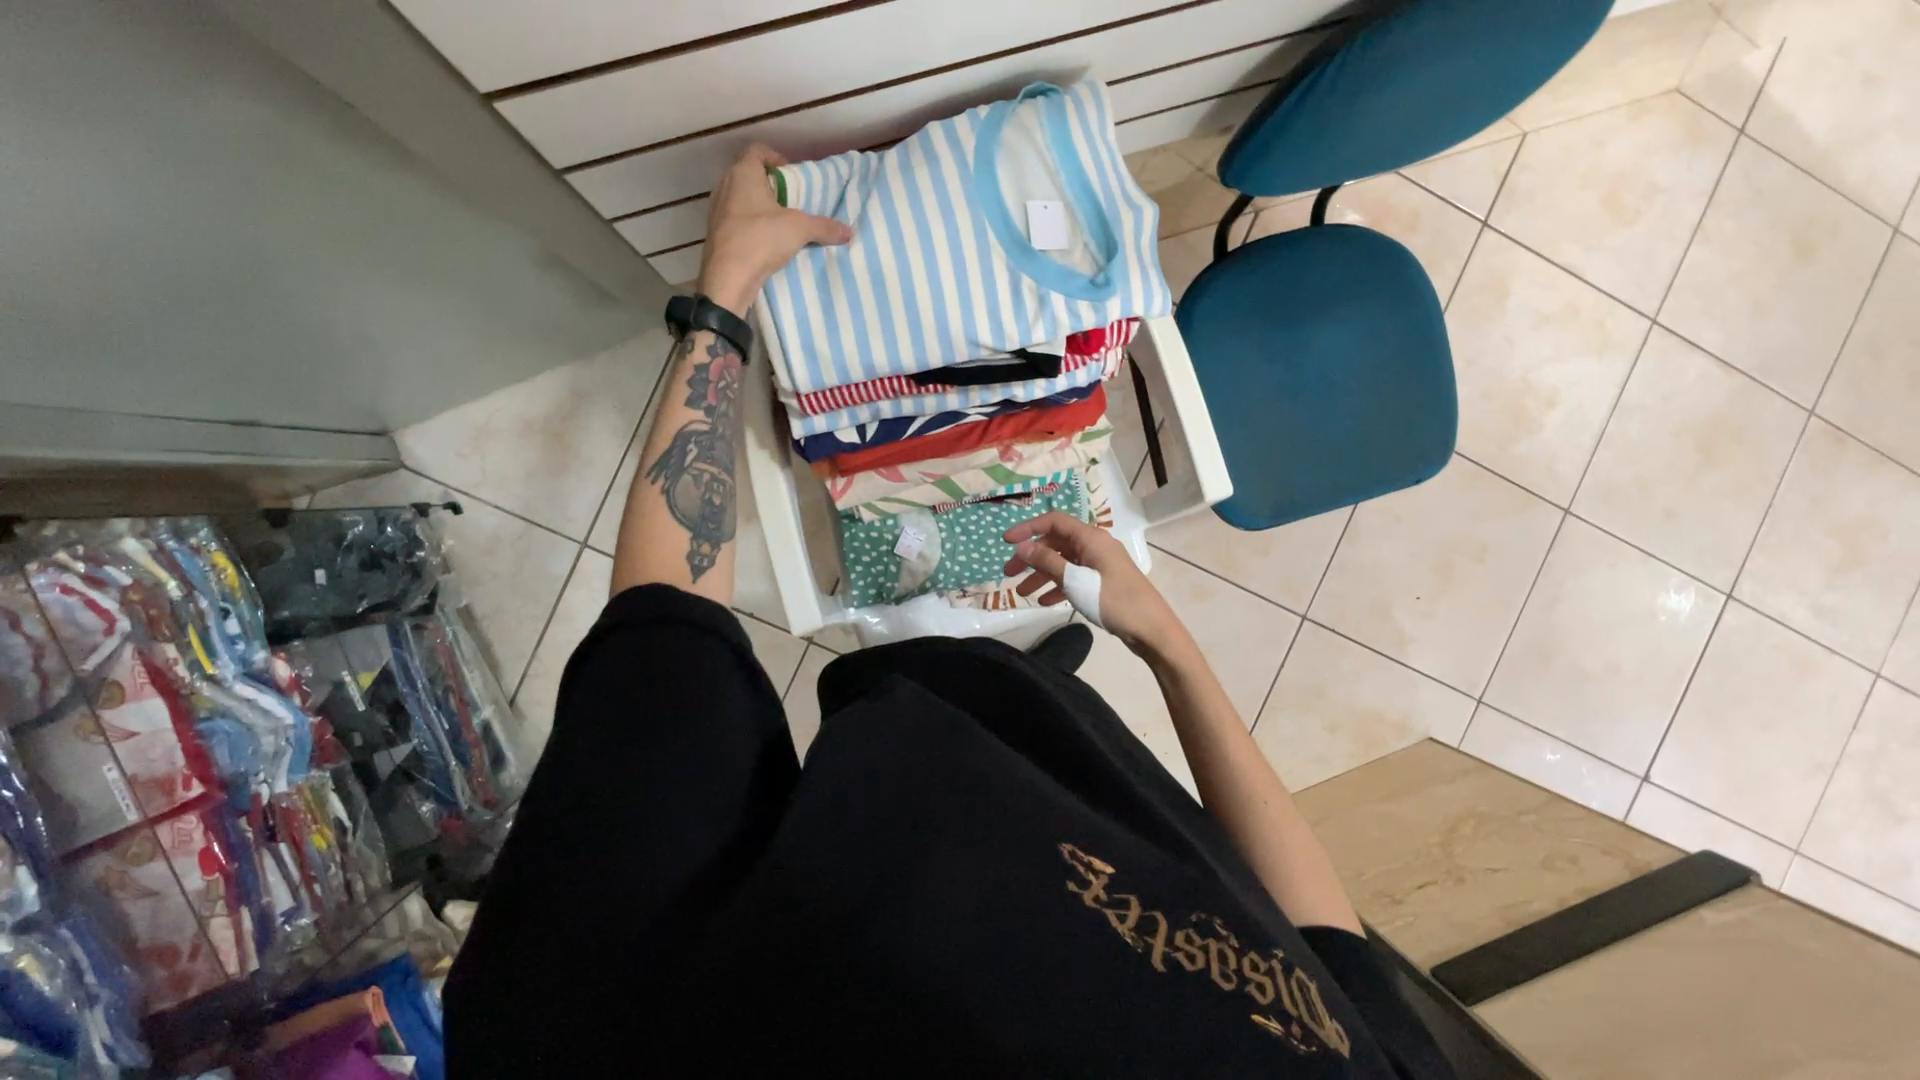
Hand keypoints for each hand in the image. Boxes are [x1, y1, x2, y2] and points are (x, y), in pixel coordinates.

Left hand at [697, 143, 852, 315]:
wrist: (728, 278)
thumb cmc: (761, 239)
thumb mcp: (799, 230)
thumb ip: (824, 227)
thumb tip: (849, 231)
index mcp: (743, 174)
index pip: (757, 151)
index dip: (775, 157)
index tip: (790, 175)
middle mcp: (725, 185)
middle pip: (747, 173)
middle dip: (768, 183)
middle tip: (788, 199)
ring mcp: (716, 209)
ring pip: (739, 196)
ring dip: (757, 204)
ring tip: (777, 221)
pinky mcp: (714, 232)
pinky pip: (734, 218)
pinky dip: (748, 223)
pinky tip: (763, 240)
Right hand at [1003, 512, 1185, 658]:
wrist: (1151, 629)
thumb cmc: (1113, 601)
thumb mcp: (1076, 581)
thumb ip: (1047, 562)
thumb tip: (1022, 546)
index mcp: (1091, 538)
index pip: (1054, 522)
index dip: (1028, 528)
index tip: (1006, 542)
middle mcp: (1094, 546)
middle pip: (1056, 543)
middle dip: (1031, 556)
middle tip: (1008, 573)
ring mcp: (1099, 565)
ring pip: (1063, 562)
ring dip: (1041, 574)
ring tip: (1022, 593)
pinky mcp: (1102, 582)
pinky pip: (1074, 578)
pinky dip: (1058, 586)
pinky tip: (1045, 602)